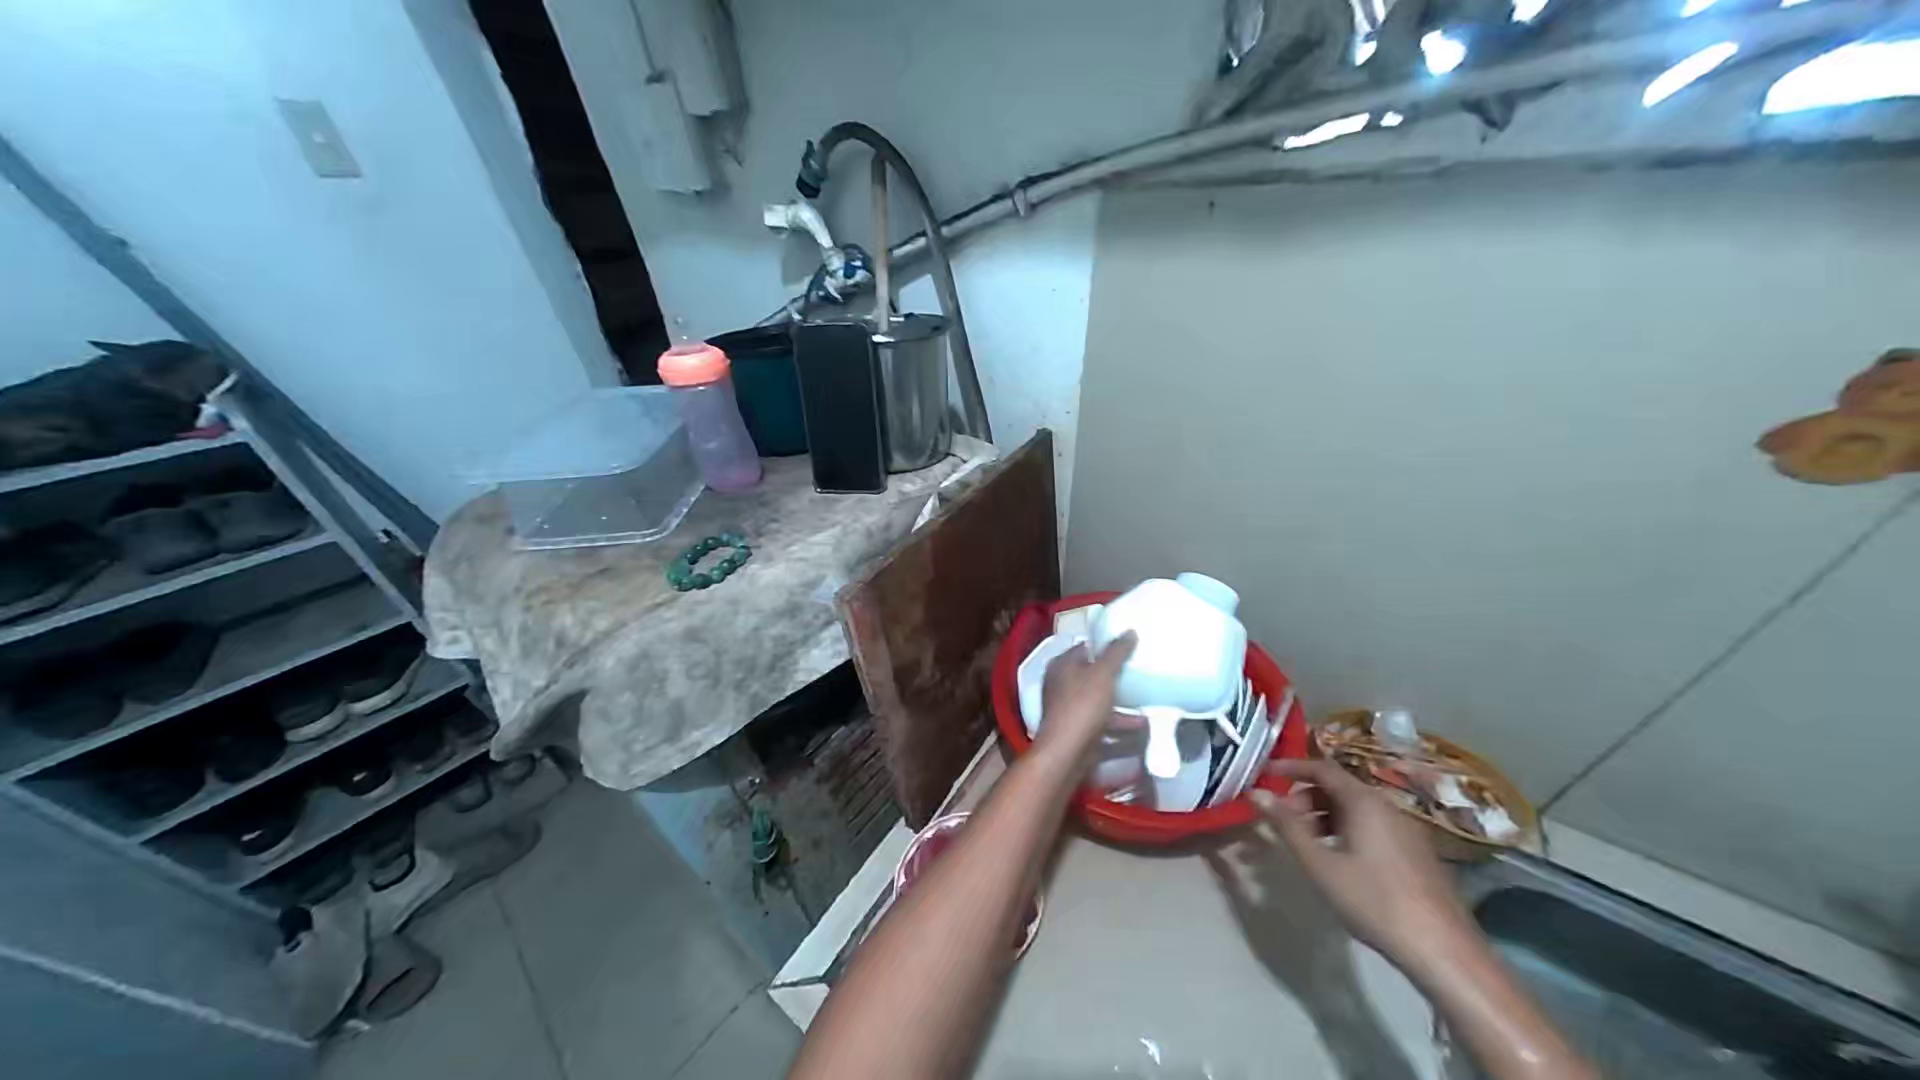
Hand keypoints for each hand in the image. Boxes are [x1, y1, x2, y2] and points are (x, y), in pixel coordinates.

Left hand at [1033, 633, 1135, 765]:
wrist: (1066, 753)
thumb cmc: (1082, 706)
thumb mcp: (1103, 674)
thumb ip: (1116, 653)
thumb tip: (1129, 631)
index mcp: (1062, 665)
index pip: (1085, 648)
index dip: (1105, 647)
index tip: (1129, 648)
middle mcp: (1061, 684)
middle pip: (1092, 674)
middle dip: (1116, 676)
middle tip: (1139, 673)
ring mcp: (1067, 708)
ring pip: (1098, 699)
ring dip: (1121, 702)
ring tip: (1147, 702)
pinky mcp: (1076, 729)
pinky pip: (1100, 720)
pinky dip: (1118, 722)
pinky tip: (1142, 726)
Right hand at [1249, 759, 1470, 964]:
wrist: (1443, 950)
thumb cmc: (1374, 901)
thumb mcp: (1320, 864)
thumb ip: (1287, 825)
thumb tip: (1256, 793)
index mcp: (1364, 801)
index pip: (1321, 767)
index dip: (1290, 767)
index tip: (1264, 773)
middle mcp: (1387, 806)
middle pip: (1338, 787)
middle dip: (1304, 796)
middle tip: (1282, 819)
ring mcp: (1405, 829)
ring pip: (1355, 808)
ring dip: (1323, 815)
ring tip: (1305, 843)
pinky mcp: (1414, 851)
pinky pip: (1371, 825)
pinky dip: (1345, 829)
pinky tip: (1337, 859)